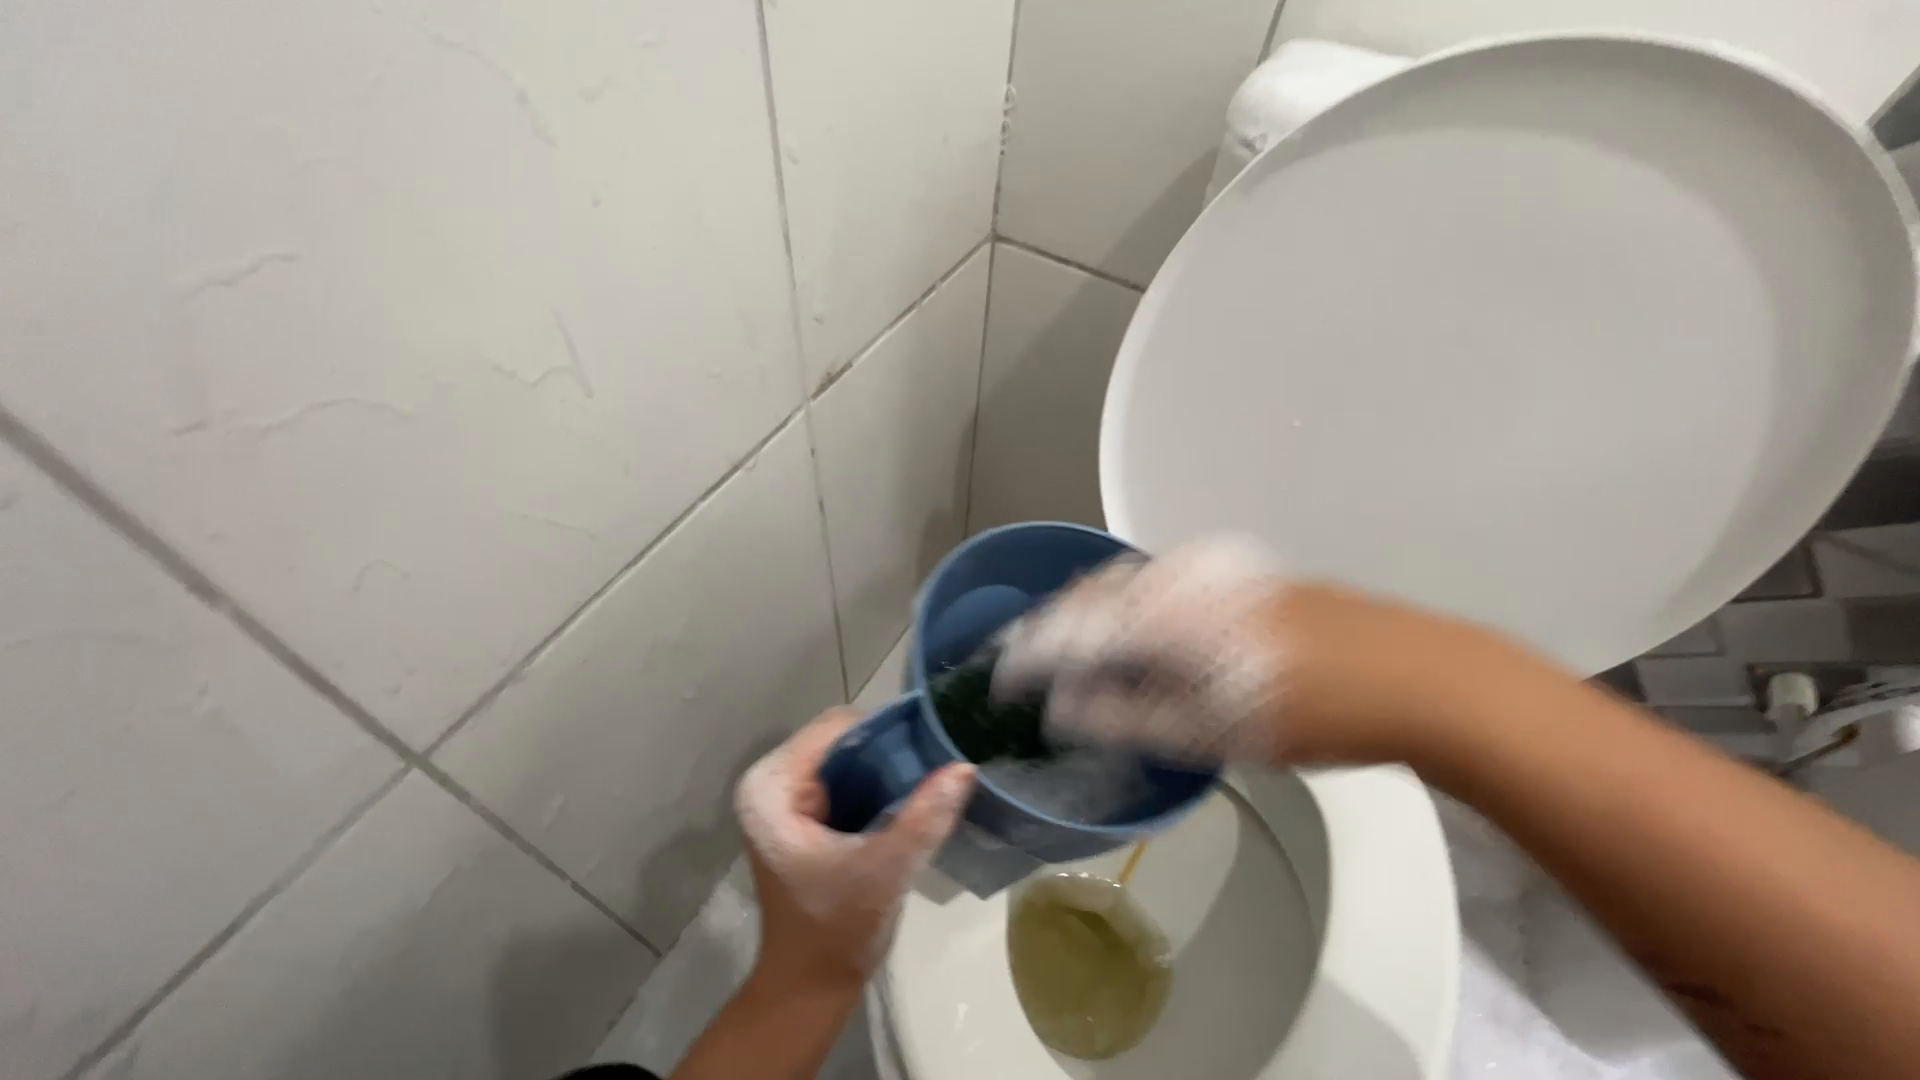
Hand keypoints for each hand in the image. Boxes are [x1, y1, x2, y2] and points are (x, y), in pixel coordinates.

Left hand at [734, 709, 975, 991]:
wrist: (809, 987)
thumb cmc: (834, 931)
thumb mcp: (884, 872)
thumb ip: (923, 817)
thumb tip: (965, 765)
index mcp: (772, 786)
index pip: (836, 728)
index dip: (886, 731)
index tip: (933, 746)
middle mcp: (770, 782)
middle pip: (841, 739)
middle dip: (889, 750)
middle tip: (937, 762)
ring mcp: (784, 798)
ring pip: (847, 757)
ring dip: (886, 768)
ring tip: (930, 777)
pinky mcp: (802, 814)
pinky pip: (846, 778)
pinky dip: (877, 784)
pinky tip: (910, 796)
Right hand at [994, 535, 1495, 765]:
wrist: (1423, 676)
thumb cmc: (1316, 713)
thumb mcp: (1215, 731)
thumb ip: (1129, 716)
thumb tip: (1064, 709)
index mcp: (1167, 612)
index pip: (1071, 627)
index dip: (1029, 654)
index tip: (1003, 679)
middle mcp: (1181, 574)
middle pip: (1091, 596)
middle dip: (1054, 631)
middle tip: (1034, 670)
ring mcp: (1213, 566)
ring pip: (1126, 585)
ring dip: (1092, 618)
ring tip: (1076, 658)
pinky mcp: (1237, 571)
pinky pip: (1159, 582)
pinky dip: (1131, 608)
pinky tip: (1138, 638)